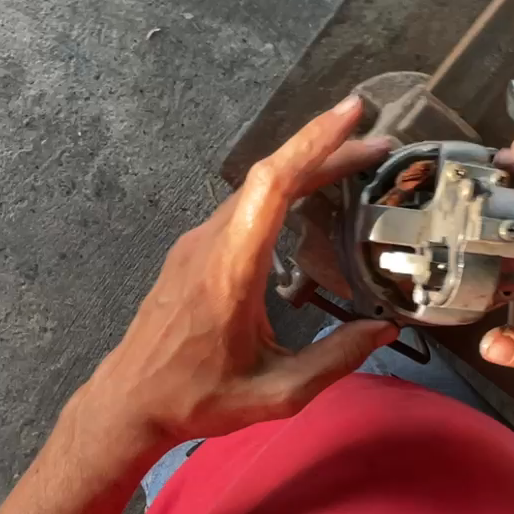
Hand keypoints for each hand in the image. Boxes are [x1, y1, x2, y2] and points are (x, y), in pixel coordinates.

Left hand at [79, 96, 398, 449]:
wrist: (129, 400)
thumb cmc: (197, 398)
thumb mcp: (276, 393)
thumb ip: (334, 360)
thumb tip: (384, 327)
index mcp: (230, 270)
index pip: (272, 186)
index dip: (313, 142)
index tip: (352, 113)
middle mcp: (211, 242)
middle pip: (270, 177)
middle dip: (325, 152)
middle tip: (378, 146)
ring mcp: (197, 242)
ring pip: (255, 189)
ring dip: (305, 171)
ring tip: (355, 168)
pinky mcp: (193, 250)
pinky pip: (243, 206)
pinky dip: (282, 192)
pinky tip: (309, 201)